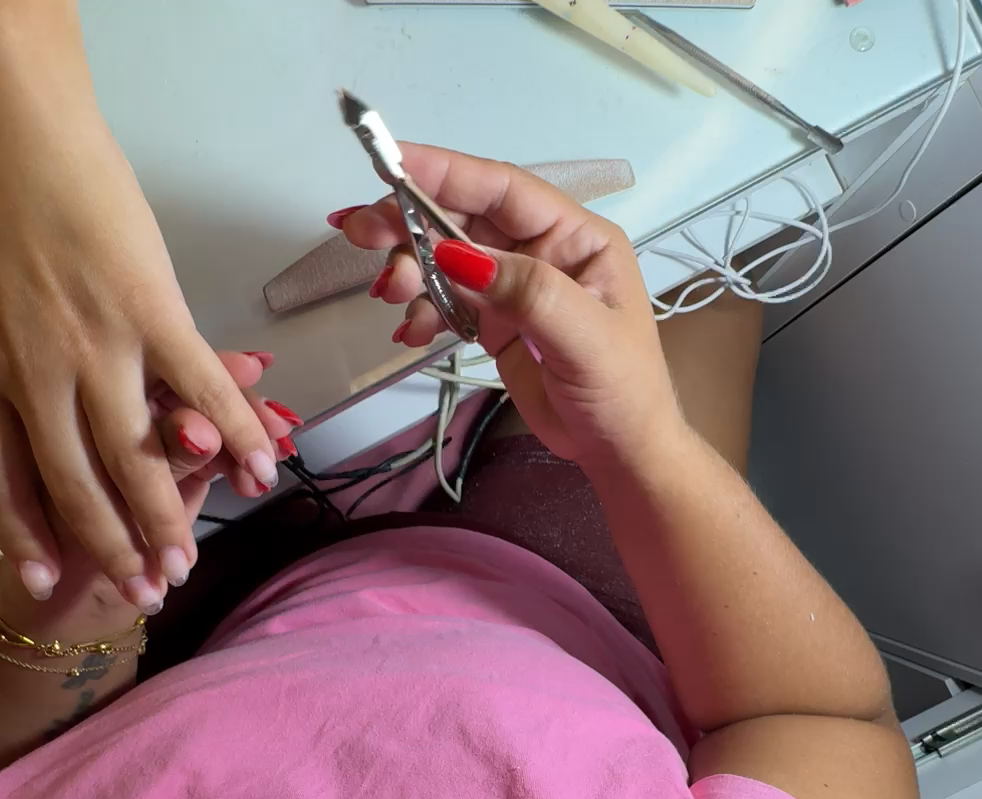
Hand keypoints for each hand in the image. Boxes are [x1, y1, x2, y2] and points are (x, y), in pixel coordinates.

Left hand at [0, 112, 286, 612]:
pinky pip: (203, 392)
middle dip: (110, 546)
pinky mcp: (155, 316)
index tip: (46, 578)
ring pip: (137, 455)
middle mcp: (33, 375)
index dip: (23, 532)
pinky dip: (237, 436)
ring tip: (188, 562)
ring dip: (167, 516)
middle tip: (144, 592)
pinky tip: (263, 474)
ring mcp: (98, 349)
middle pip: (75, 482)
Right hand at [336, 145, 685, 470]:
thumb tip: (455, 254)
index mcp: (575, 238)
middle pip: (464, 219)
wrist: (616, 449)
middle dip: (410, 222)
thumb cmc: (620, 392)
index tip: (389, 166)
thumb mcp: (583, 338)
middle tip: (360, 233)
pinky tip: (410, 332)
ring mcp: (515, 288)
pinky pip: (447, 303)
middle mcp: (542, 253)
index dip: (445, 172)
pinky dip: (422, 312)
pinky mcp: (495, 323)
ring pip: (448, 260)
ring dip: (412, 272)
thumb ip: (526, 292)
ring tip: (391, 299)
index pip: (503, 189)